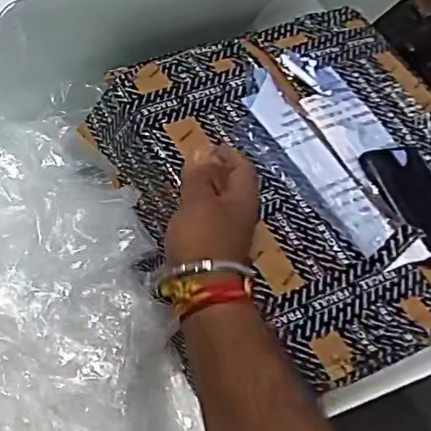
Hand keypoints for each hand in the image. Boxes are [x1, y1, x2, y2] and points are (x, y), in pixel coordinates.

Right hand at [165, 145, 259, 267]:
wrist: (203, 285)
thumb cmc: (202, 237)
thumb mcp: (197, 202)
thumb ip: (199, 177)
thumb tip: (204, 150)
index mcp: (242, 198)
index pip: (242, 168)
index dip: (229, 154)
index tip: (213, 145)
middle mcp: (242, 214)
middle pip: (235, 185)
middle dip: (219, 171)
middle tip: (198, 161)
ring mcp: (231, 232)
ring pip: (223, 203)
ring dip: (209, 190)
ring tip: (189, 183)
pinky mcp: (217, 246)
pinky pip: (212, 218)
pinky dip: (202, 208)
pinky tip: (187, 210)